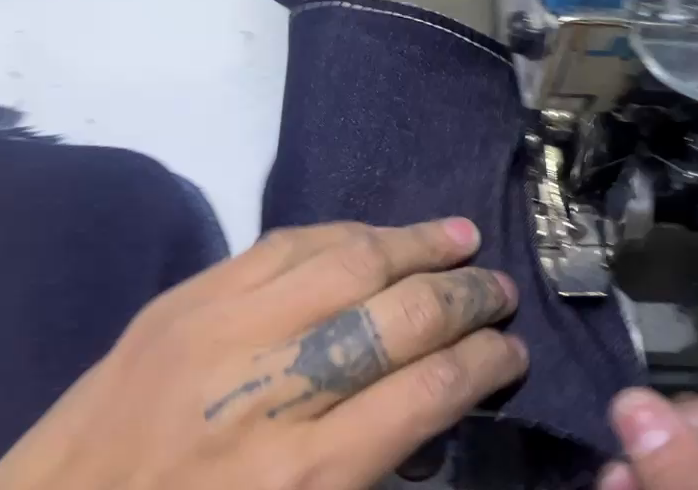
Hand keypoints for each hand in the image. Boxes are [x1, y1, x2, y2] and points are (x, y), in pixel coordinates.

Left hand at [0, 218, 527, 489]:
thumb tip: (426, 400)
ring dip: (412, 245)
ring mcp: (222, 329)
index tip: (512, 349)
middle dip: (463, 297)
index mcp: (303, 478)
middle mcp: (271, 390)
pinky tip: (375, 233)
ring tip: (459, 237)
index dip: (484, 362)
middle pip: (395, 317)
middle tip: (500, 288)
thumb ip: (364, 470)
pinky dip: (341, 234)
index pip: (426, 392)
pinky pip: (281, 245)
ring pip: (344, 262)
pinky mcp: (186, 298)